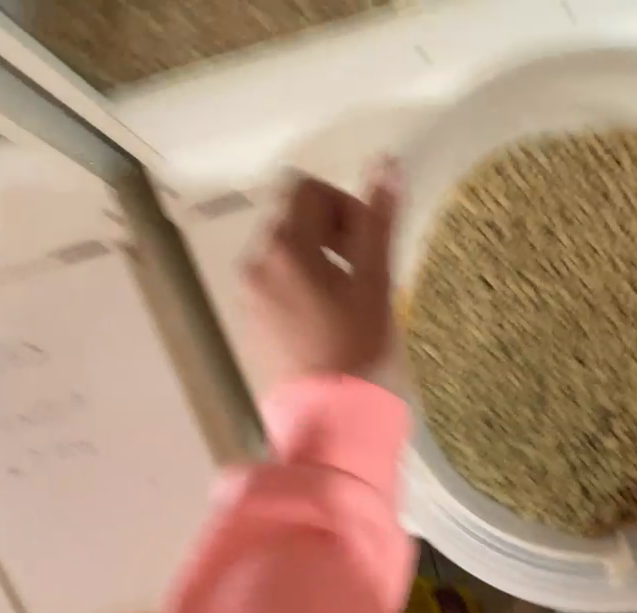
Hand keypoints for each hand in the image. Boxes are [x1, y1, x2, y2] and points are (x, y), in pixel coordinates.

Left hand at [239, 162, 402, 393]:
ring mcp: (249, 297)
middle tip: (362, 275)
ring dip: (317, 262)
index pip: (307, 189)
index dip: (344, 205)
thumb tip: (387, 163)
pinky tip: (327, 328)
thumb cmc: (361, 353)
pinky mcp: (251, 326)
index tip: (368, 244)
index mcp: (286, 246)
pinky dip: (301, 290)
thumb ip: (378, 223)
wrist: (331, 424)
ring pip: (284, 254)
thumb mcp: (377, 285)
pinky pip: (275, 287)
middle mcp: (256, 264)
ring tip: (347, 306)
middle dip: (330, 233)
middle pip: (292, 219)